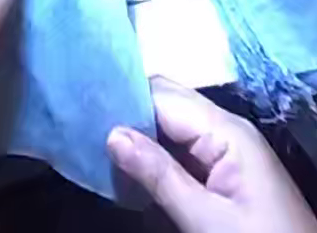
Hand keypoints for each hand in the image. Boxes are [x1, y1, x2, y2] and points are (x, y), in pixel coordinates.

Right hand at [107, 77, 316, 232]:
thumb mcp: (205, 221)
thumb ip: (159, 175)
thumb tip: (112, 132)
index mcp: (226, 129)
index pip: (165, 96)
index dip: (127, 97)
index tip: (88, 102)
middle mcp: (227, 127)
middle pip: (170, 103)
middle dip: (132, 110)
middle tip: (88, 121)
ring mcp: (229, 149)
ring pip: (175, 125)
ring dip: (142, 131)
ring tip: (100, 138)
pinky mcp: (228, 172)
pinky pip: (186, 148)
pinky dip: (159, 153)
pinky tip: (133, 161)